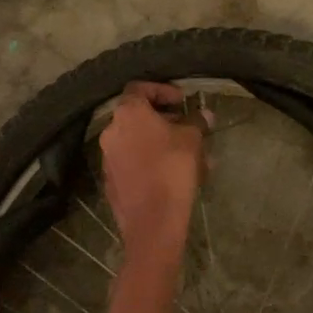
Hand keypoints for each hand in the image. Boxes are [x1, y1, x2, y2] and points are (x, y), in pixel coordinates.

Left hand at [100, 81, 205, 254]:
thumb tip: (205, 114)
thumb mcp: (192, 140)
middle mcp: (112, 130)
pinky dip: (149, 160)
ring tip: (186, 154)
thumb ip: (197, 121)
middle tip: (186, 127)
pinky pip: (131, 161)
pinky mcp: (111, 181)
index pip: (140, 87)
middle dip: (164, 119)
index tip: (182, 101)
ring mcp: (108, 157)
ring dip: (159, 141)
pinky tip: (171, 174)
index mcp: (128, 113)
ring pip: (136, 140)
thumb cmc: (172, 169)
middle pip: (137, 115)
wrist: (152, 224)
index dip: (162, 90)